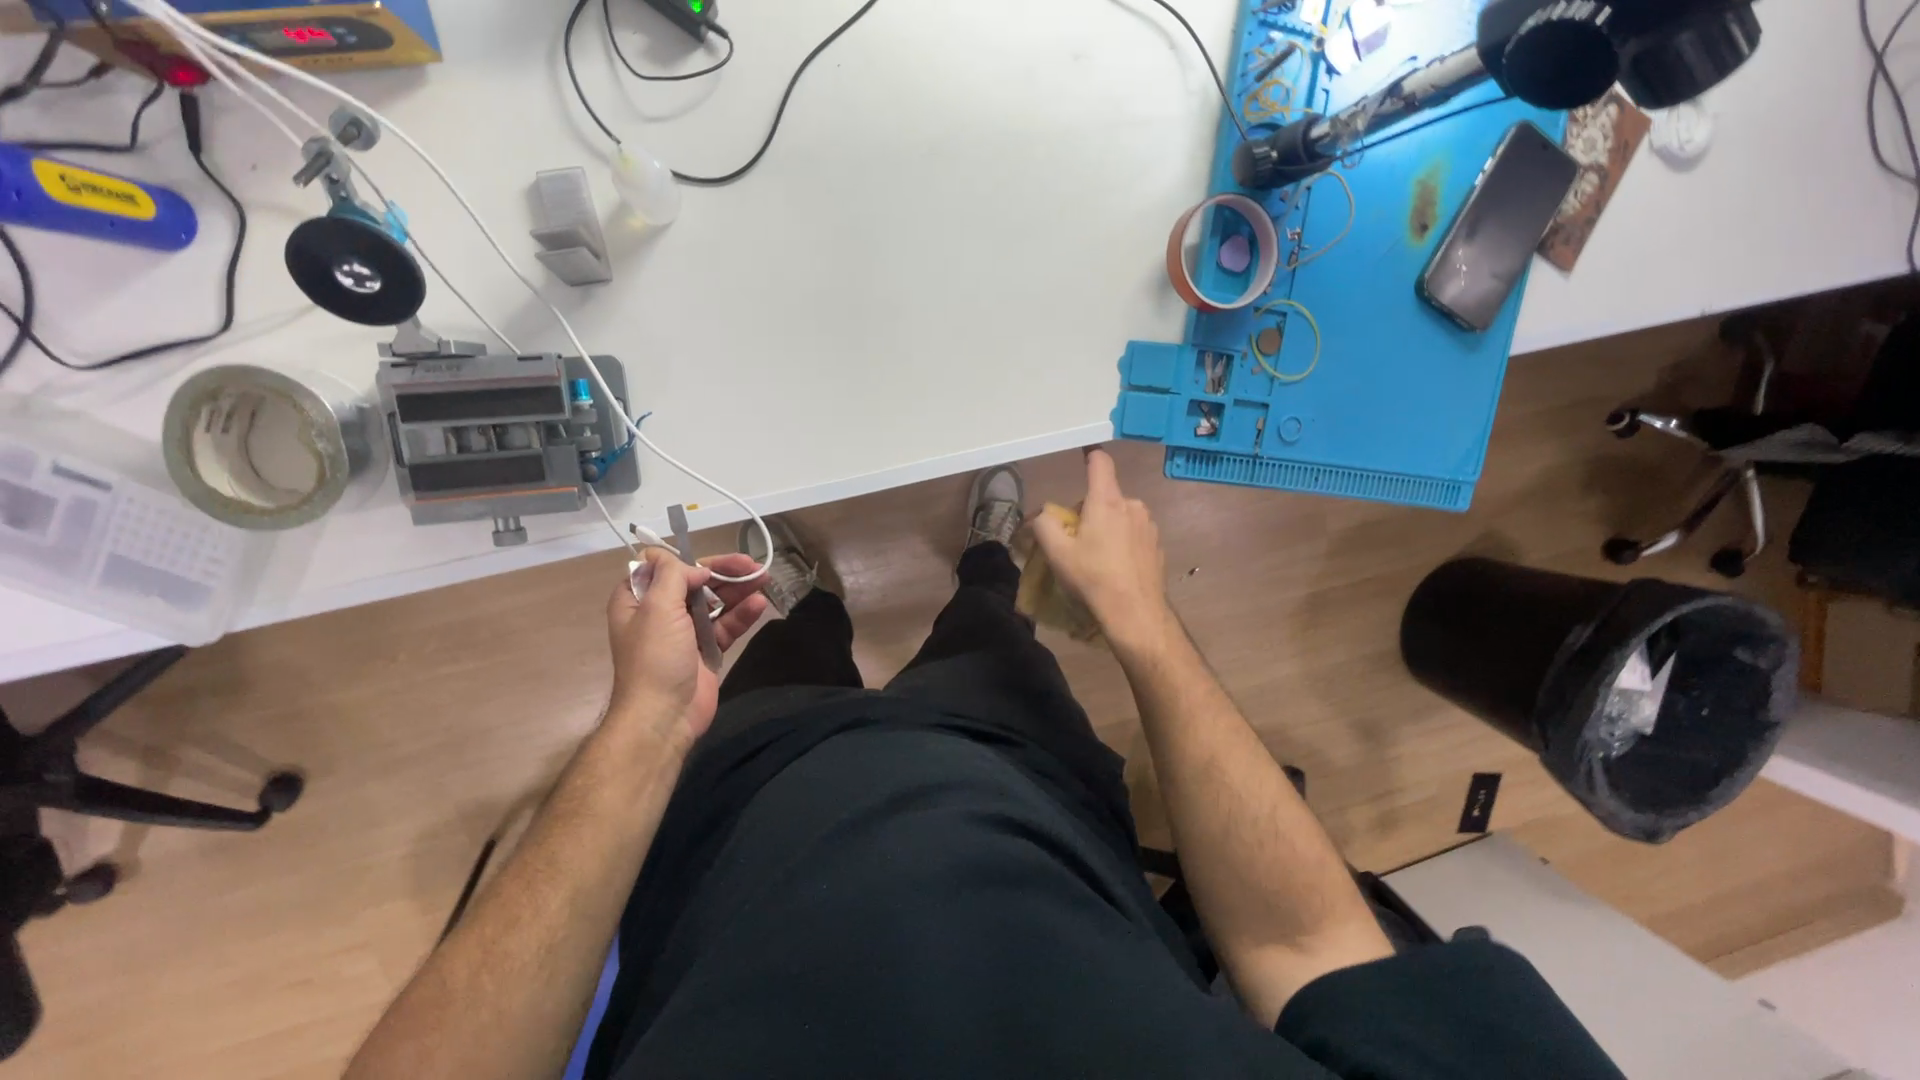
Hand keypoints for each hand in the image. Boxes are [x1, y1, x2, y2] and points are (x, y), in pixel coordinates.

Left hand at [605, 548, 769, 750]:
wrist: (663, 716)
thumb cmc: (655, 658)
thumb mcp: (657, 607)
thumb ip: (673, 575)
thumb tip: (691, 563)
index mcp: (637, 600)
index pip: (663, 568)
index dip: (688, 561)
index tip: (710, 563)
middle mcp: (659, 613)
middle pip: (694, 583)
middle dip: (724, 573)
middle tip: (752, 565)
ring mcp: (684, 633)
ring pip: (714, 602)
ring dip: (738, 590)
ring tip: (765, 579)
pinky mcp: (705, 651)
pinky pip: (726, 626)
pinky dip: (742, 614)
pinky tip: (760, 604)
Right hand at [1031, 449, 1176, 651]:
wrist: (1135, 612)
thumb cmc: (1093, 577)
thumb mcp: (1057, 553)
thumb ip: (1044, 524)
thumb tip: (1042, 514)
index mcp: (1107, 501)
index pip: (1100, 463)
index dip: (1090, 455)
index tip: (1084, 452)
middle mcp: (1132, 506)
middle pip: (1106, 496)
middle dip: (1090, 511)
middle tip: (1077, 540)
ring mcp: (1148, 526)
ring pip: (1121, 517)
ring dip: (1108, 528)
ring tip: (1097, 559)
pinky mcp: (1157, 546)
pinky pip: (1134, 535)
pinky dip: (1123, 544)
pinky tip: (1116, 569)